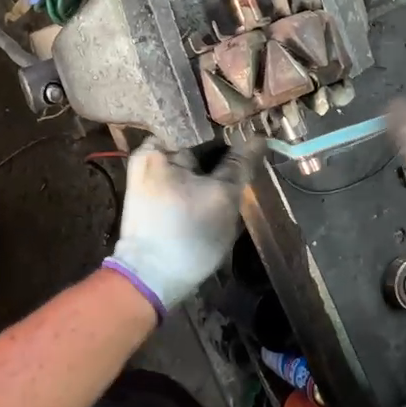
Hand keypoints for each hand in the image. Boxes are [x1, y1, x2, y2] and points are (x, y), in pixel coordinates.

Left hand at [103, 137, 257, 316]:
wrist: (150, 279)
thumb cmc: (189, 234)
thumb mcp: (223, 197)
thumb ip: (240, 164)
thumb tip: (258, 138)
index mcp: (159, 146)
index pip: (203, 127)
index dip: (230, 134)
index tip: (253, 140)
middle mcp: (148, 154)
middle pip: (196, 145)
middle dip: (220, 155)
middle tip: (246, 164)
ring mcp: (146, 176)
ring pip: (191, 165)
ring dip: (211, 172)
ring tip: (232, 182)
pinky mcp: (149, 196)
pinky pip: (180, 180)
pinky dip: (198, 185)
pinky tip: (213, 198)